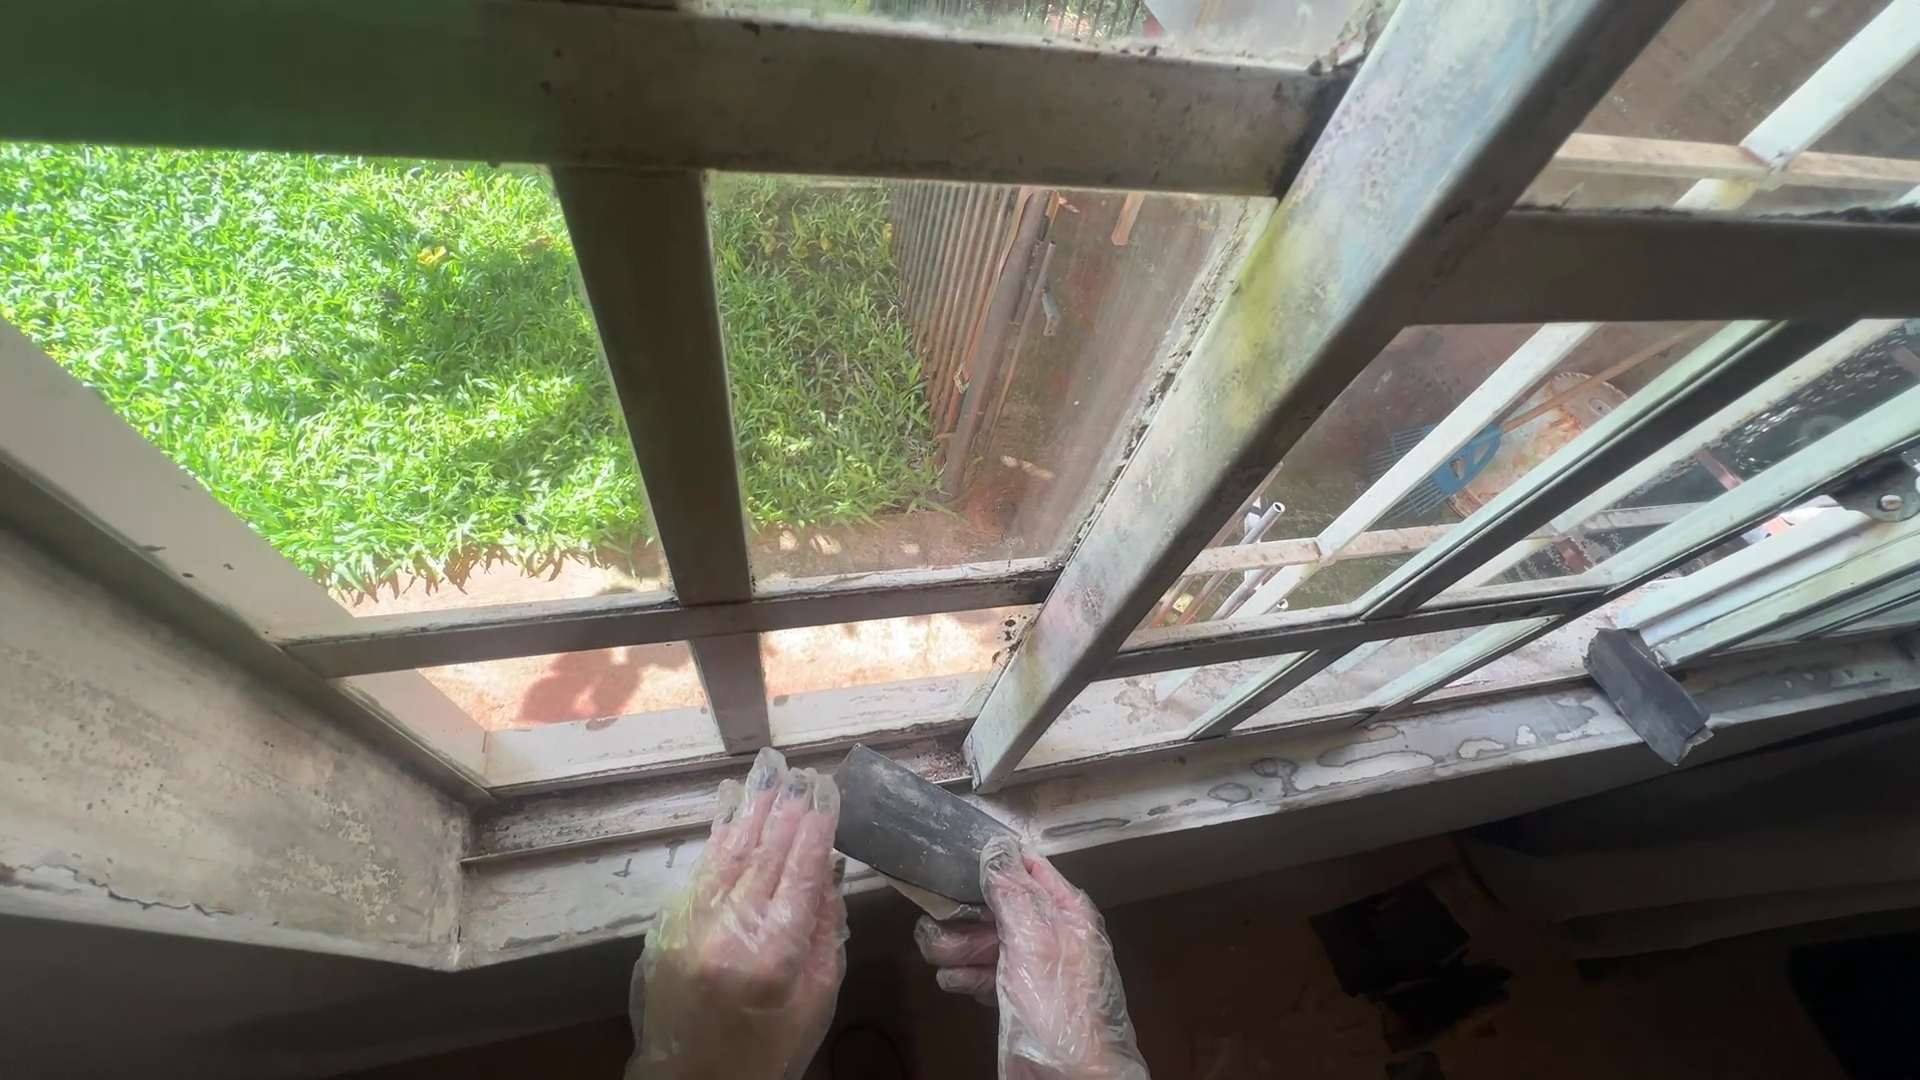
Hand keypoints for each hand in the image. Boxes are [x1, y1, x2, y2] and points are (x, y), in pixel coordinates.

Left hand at [628, 747, 847, 1079]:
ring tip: (769, 769)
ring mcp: (694, 925)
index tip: (827, 789)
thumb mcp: (818, 997)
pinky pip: (703, 866)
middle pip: (766, 852)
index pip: (802, 871)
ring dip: (753, 806)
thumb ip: (826, 928)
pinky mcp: (671, 926)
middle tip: (802, 771)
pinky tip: (731, 802)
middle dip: (787, 807)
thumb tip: (826, 864)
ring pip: (731, 850)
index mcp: (775, 954)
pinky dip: (720, 831)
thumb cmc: (769, 1050)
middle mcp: (731, 931)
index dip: (817, 825)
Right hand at [914, 837, 1148, 1079]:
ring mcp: (1036, 969)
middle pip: (1002, 906)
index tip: (957, 857)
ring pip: (991, 941)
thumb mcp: (1031, 939)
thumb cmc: (1057, 1004)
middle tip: (932, 912)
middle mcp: (1052, 933)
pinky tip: (950, 977)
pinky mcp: (1020, 999)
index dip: (995, 861)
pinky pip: (990, 974)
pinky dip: (969, 973)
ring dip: (960, 944)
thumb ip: (1011, 891)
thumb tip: (996, 844)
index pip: (1029, 869)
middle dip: (967, 911)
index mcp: (1066, 911)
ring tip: (932, 949)